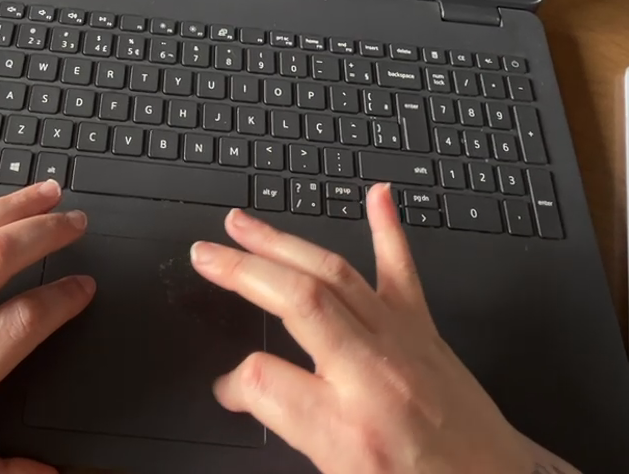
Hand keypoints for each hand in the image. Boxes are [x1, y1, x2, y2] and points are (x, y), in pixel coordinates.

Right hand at [189, 183, 580, 473]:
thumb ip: (291, 432)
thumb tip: (243, 392)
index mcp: (352, 433)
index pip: (268, 383)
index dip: (235, 382)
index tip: (226, 388)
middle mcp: (376, 376)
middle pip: (300, 300)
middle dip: (244, 270)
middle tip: (204, 253)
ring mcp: (402, 341)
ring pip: (335, 273)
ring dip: (282, 242)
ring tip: (242, 223)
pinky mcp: (424, 327)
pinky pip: (402, 269)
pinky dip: (387, 228)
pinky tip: (379, 195)